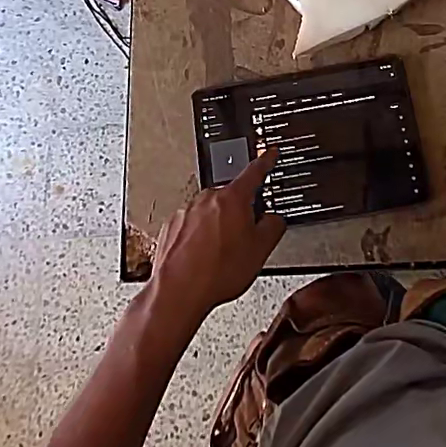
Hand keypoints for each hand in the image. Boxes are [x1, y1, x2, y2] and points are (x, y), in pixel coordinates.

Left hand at [149, 149, 285, 329]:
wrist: (178, 293)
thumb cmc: (216, 272)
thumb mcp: (261, 250)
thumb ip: (274, 226)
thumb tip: (272, 220)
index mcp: (233, 198)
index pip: (254, 171)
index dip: (265, 161)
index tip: (268, 153)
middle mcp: (208, 199)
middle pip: (232, 198)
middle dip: (239, 215)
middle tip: (243, 240)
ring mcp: (187, 212)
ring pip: (211, 214)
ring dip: (217, 229)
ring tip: (220, 257)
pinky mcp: (172, 228)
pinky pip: (192, 227)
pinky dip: (199, 239)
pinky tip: (202, 260)